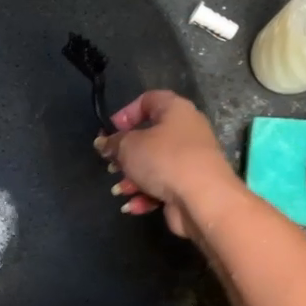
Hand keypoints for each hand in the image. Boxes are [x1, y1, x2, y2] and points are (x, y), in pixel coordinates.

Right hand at [94, 90, 239, 237]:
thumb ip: (113, 143)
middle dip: (126, 154)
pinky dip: (146, 195)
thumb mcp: (129, 147)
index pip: (148, 100)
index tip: (110, 131)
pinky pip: (162, 186)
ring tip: (120, 191)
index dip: (126, 113)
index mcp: (175, 110)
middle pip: (149, 137)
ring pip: (153, 165)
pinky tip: (132, 206)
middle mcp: (186, 131)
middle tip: (111, 165)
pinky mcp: (189, 185)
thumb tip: (103, 142)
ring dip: (133, 179)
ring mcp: (189, 159)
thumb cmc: (164, 160)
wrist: (202, 198)